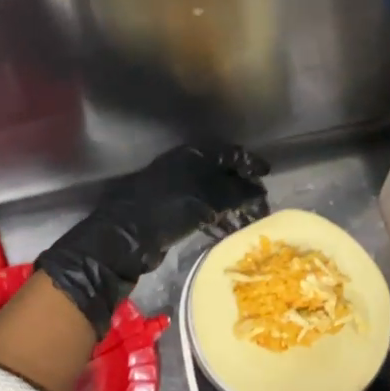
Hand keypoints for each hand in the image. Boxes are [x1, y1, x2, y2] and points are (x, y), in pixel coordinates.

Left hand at [35, 144, 269, 334]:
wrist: (123, 238)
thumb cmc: (163, 211)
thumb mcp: (204, 199)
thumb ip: (233, 194)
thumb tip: (257, 191)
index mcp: (189, 157)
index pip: (225, 152)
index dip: (247, 161)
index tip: (266, 173)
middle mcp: (181, 169)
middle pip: (218, 173)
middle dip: (241, 186)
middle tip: (261, 200)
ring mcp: (173, 191)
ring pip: (210, 193)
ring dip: (231, 204)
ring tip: (249, 218)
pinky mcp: (168, 214)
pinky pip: (201, 211)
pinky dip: (217, 217)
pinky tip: (226, 228)